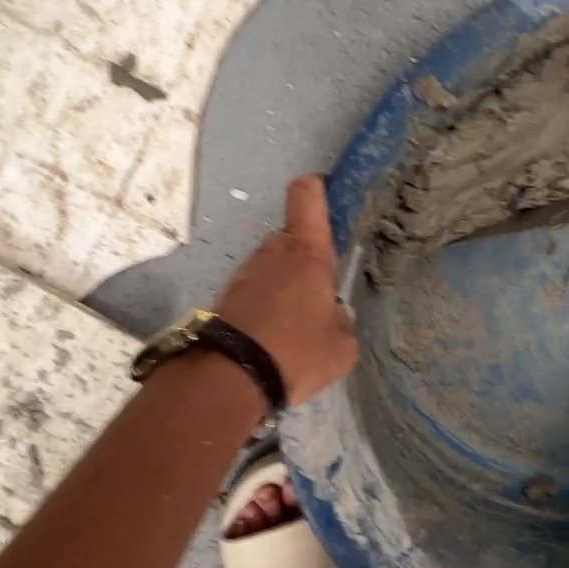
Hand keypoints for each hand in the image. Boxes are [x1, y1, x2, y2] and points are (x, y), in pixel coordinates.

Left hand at [214, 176, 358, 405]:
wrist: (231, 378)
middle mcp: (272, 252)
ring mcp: (244, 274)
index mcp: (307, 253)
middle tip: (318, 299)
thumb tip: (334, 315)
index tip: (329, 196)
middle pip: (292, 239)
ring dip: (283, 287)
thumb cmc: (297, 352)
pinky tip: (273, 341)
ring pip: (271, 267)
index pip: (307, 196)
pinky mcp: (226, 298)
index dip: (317, 188)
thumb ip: (342, 322)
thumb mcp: (341, 346)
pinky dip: (265, 308)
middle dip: (305, 262)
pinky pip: (255, 292)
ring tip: (294, 329)